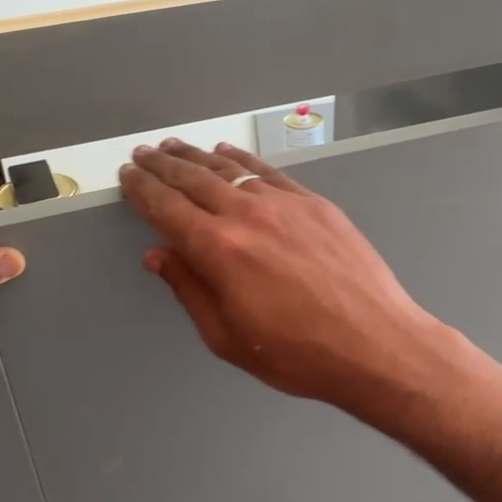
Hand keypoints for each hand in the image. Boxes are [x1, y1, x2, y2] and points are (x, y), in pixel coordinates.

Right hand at [118, 139, 461, 415]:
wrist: (374, 343)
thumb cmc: (297, 354)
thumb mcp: (228, 336)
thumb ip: (189, 289)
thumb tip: (157, 255)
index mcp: (219, 251)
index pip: (166, 209)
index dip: (142, 190)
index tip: (127, 176)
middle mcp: (247, 216)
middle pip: (193, 180)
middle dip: (162, 166)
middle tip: (142, 154)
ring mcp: (285, 204)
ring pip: (229, 169)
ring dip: (196, 156)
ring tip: (174, 147)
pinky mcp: (315, 204)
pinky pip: (268, 172)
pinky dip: (242, 160)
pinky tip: (227, 153)